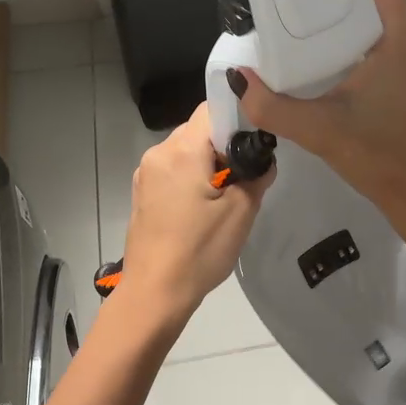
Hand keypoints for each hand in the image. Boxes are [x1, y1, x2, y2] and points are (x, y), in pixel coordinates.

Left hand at [119, 102, 273, 312]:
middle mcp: (159, 152)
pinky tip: (202, 206)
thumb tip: (263, 160)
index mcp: (182, 149)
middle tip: (245, 173)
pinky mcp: (142, 192)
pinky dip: (190, 176)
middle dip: (224, 144)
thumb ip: (257, 176)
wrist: (154, 295)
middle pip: (198, 129)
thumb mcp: (241, 213)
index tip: (255, 140)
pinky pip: (172, 169)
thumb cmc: (199, 250)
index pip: (212, 109)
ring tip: (226, 193)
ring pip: (185, 149)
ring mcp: (146, 172)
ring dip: (207, 162)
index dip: (237, 118)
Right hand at [235, 0, 405, 221]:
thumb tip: (238, 78)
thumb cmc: (376, 156)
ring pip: (389, 15)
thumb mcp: (316, 130)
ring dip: (355, 13)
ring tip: (314, 22)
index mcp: (401, 42)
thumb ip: (271, 105)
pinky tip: (336, 53)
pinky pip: (394, 35)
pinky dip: (366, 34)